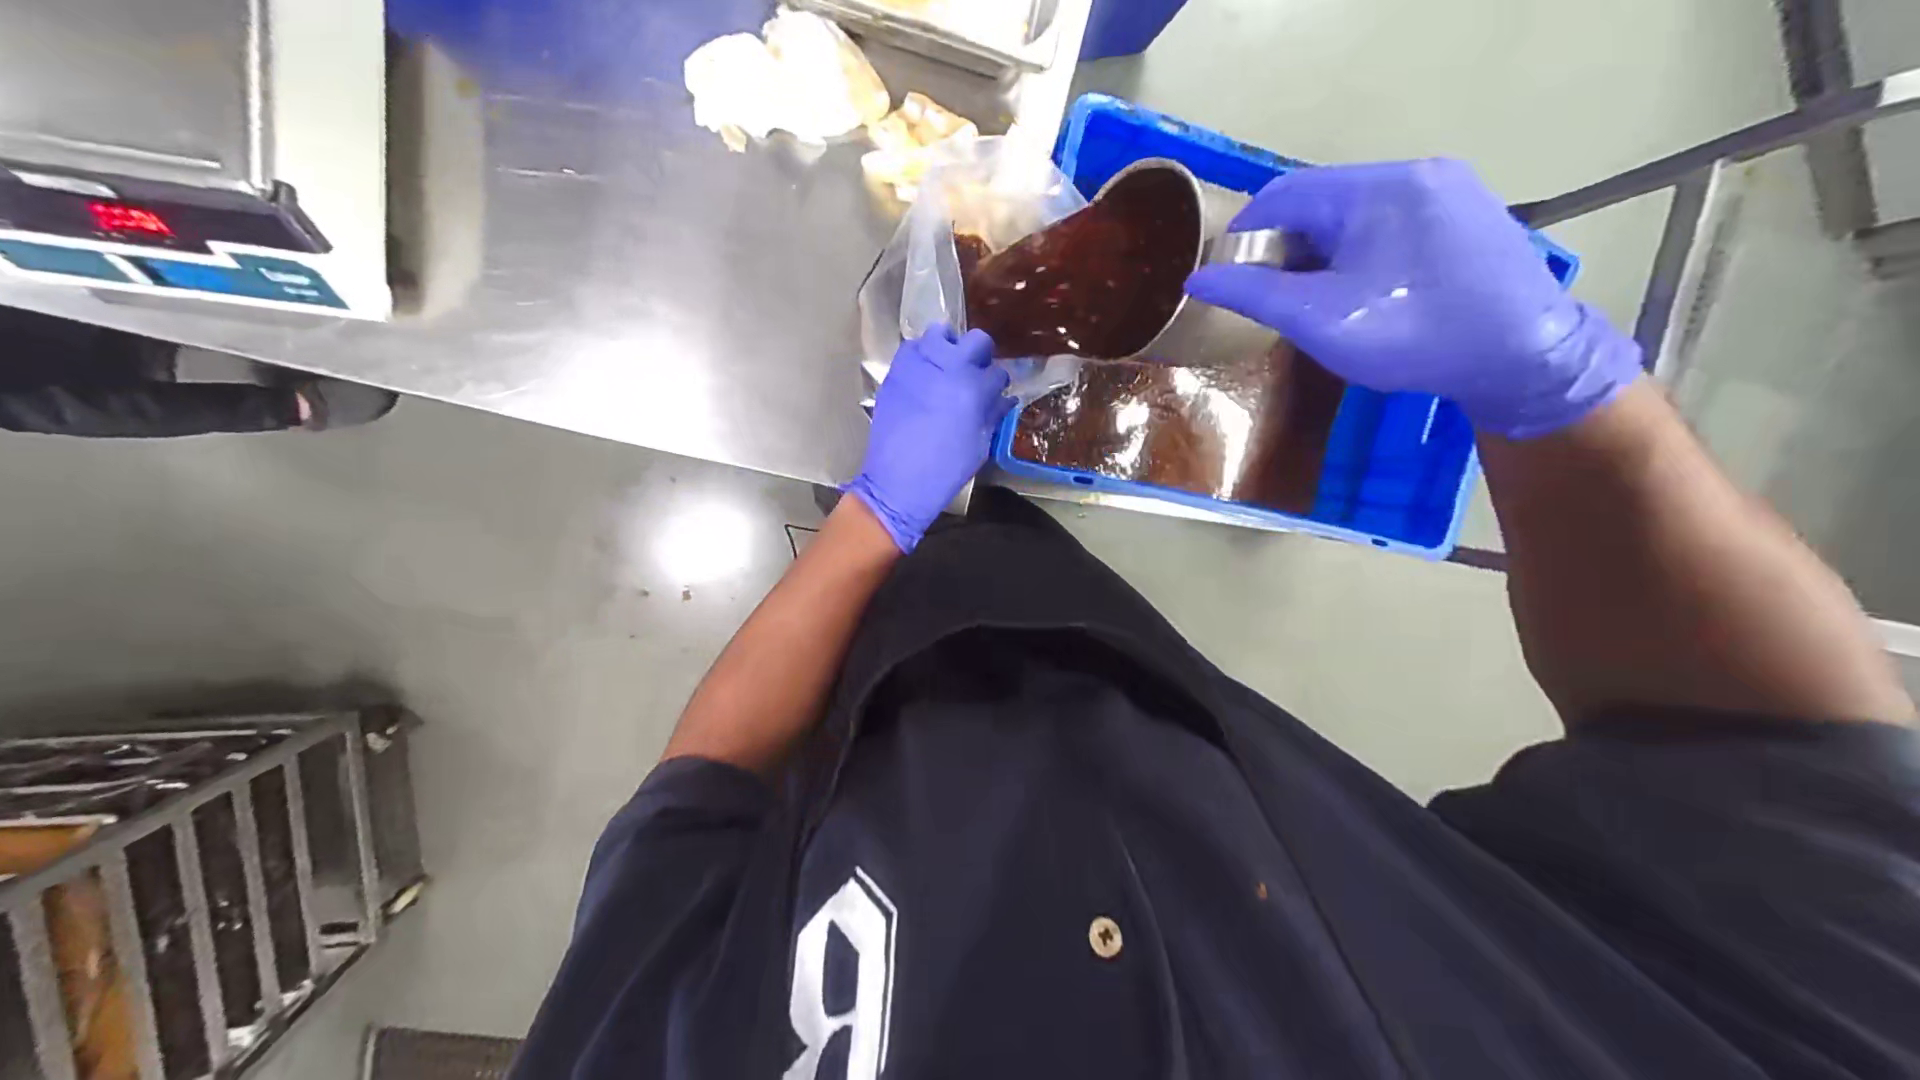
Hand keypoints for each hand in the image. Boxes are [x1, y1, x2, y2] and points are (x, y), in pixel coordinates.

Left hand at [843, 324, 1011, 551]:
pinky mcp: (896, 370)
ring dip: (949, 346)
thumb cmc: (945, 470)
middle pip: (977, 340)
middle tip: (975, 371)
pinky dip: (921, 354)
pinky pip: (912, 347)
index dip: (998, 384)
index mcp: (975, 390)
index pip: (998, 373)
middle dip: (981, 355)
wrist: (896, 481)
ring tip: (947, 366)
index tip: (993, 393)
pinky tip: (924, 374)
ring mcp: (920, 365)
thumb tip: (1004, 399)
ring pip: (941, 333)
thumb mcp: (979, 446)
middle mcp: (950, 368)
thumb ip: (993, 416)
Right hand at [1185, 159, 1642, 438]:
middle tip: (1266, 290)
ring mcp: (1446, 188)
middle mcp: (1414, 174)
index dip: (1244, 230)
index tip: (1224, 271)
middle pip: (1320, 199)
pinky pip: (1387, 219)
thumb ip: (1253, 294)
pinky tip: (1355, 285)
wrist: (1524, 356)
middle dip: (1283, 242)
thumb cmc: (1412, 336)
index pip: (1284, 194)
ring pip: (1353, 210)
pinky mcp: (1464, 211)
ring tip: (1308, 293)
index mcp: (1377, 190)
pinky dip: (1355, 247)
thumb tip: (1195, 278)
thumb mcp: (1320, 319)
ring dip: (1318, 247)